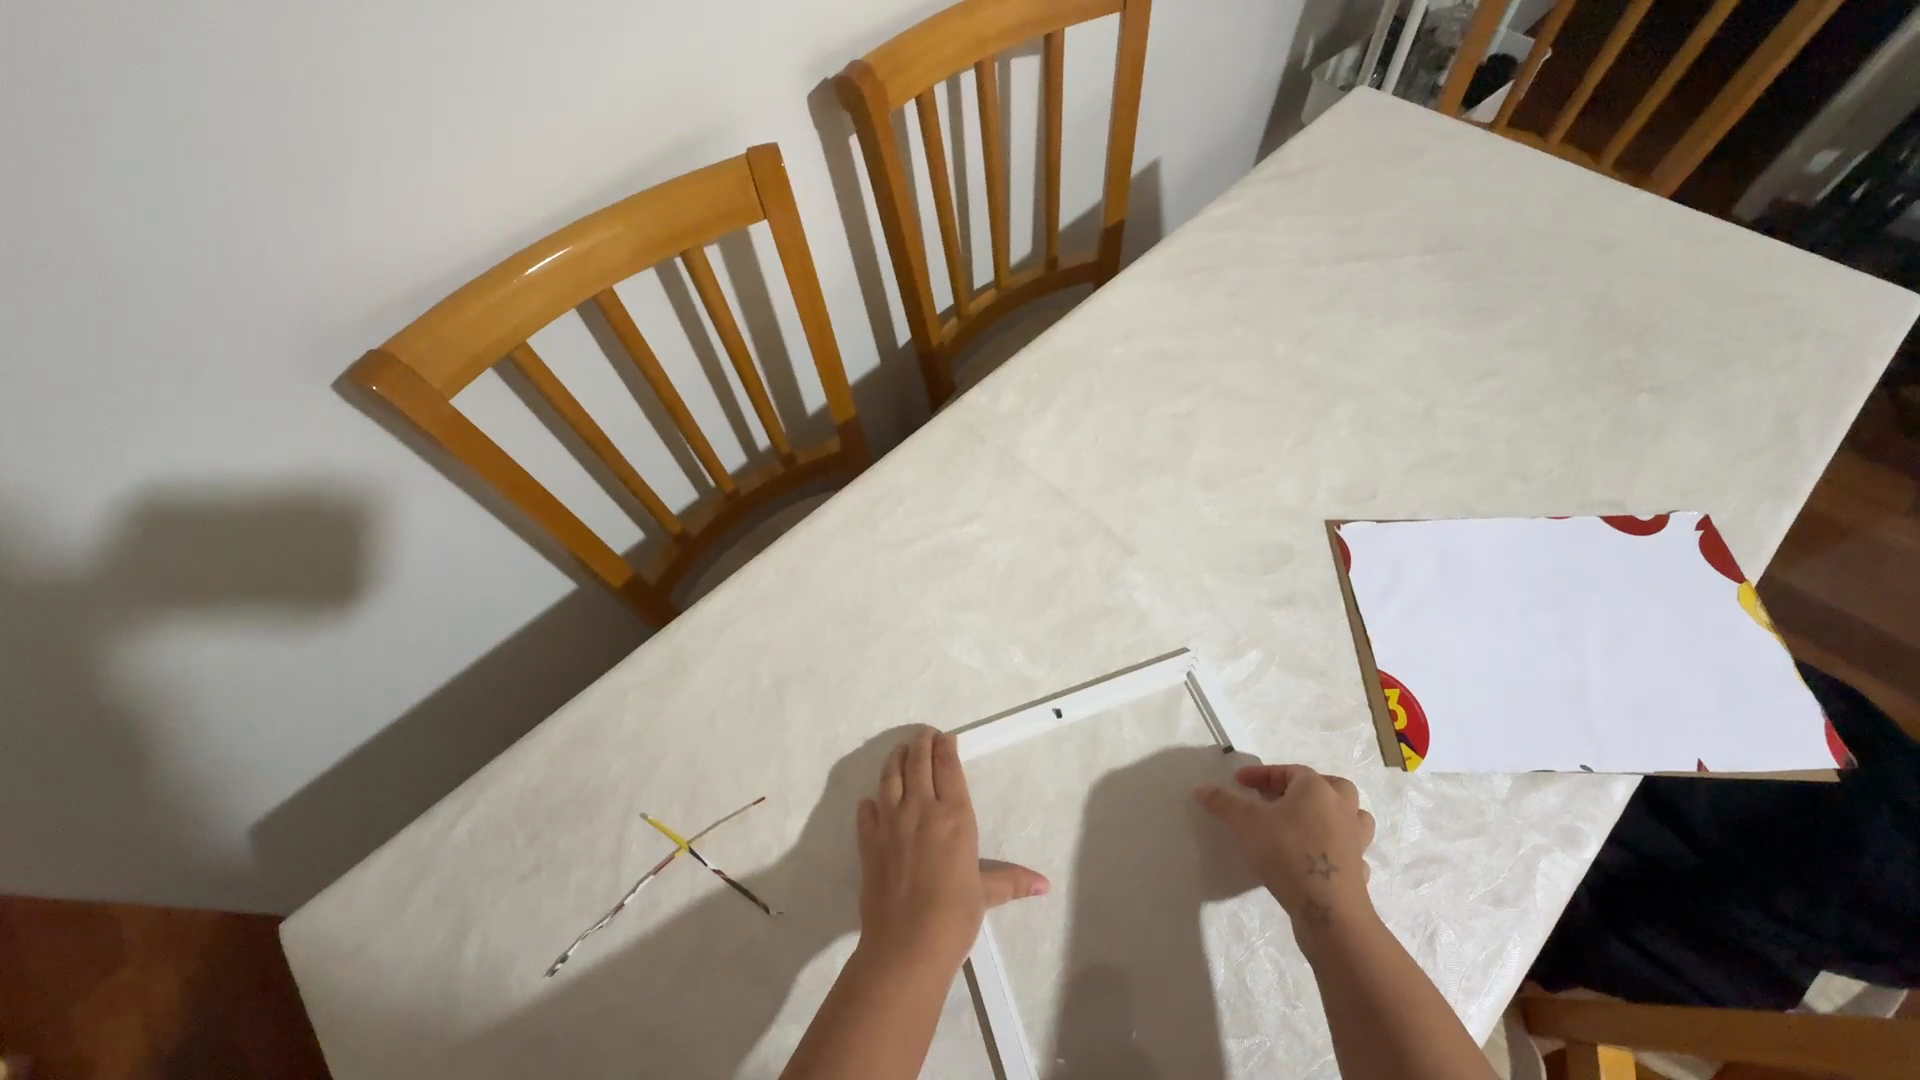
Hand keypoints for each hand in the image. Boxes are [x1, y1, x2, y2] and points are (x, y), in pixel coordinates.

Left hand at [855, 729, 1048, 973]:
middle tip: (923, 735)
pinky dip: (870, 801)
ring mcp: (890, 823)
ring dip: (895, 760)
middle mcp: (921, 810)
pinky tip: (871, 800)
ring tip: (900, 752)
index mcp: (955, 816)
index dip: (946, 748)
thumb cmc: (954, 916)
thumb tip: (1044, 885)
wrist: (907, 943)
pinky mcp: (868, 842)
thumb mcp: (986, 895)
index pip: (948, 768)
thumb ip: (1011, 882)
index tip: (946, 737)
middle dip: (921, 744)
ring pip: (890, 778)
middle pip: (918, 763)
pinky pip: (867, 811)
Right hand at [1195, 764, 1375, 930]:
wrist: (1328, 908)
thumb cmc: (1287, 852)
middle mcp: (1343, 809)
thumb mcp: (1246, 823)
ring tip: (1307, 824)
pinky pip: (1350, 851)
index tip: (1239, 782)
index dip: (1262, 774)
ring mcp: (1356, 841)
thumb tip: (1200, 788)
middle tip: (1280, 799)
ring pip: (1351, 817)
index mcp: (1318, 789)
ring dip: (1332, 815)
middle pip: (1330, 787)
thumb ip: (1223, 802)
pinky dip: (1337, 850)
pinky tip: (1320, 860)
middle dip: (1305, 789)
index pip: (1289, 771)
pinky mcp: (1358, 870)